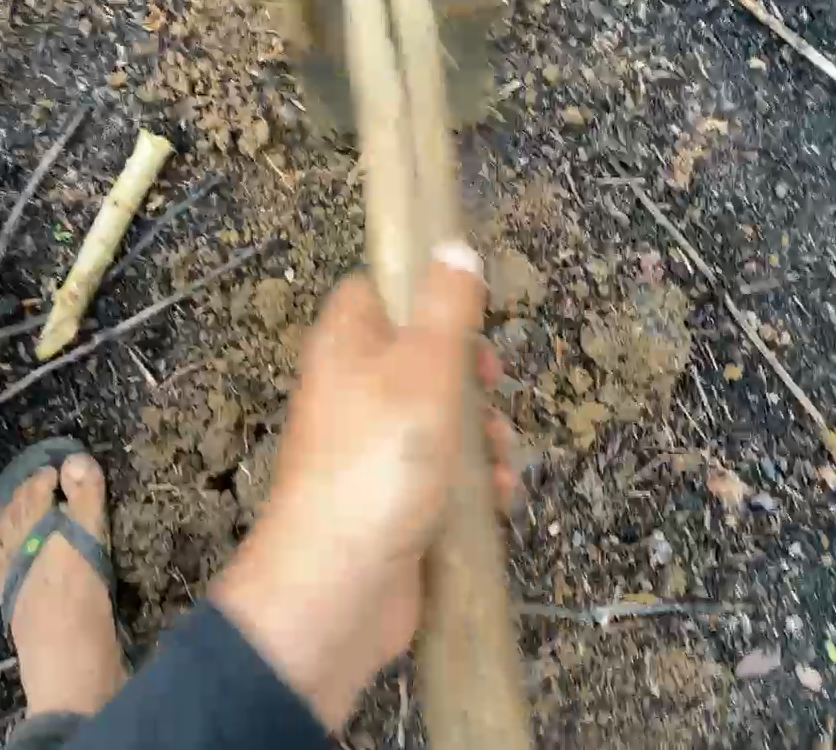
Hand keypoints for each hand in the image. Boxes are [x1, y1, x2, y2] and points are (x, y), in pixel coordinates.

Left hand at [210, 242, 515, 729]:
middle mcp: (355, 389)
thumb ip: (445, 306)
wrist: (337, 589)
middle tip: (489, 388)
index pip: (379, 291)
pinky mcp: (393, 495)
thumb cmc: (380, 460)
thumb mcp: (424, 368)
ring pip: (442, 417)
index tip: (466, 312)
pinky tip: (495, 500)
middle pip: (423, 355)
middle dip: (471, 376)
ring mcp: (373, 446)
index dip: (425, 293)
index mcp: (347, 344)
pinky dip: (471, 482)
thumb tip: (452, 246)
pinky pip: (440, 470)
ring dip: (482, 436)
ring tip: (498, 460)